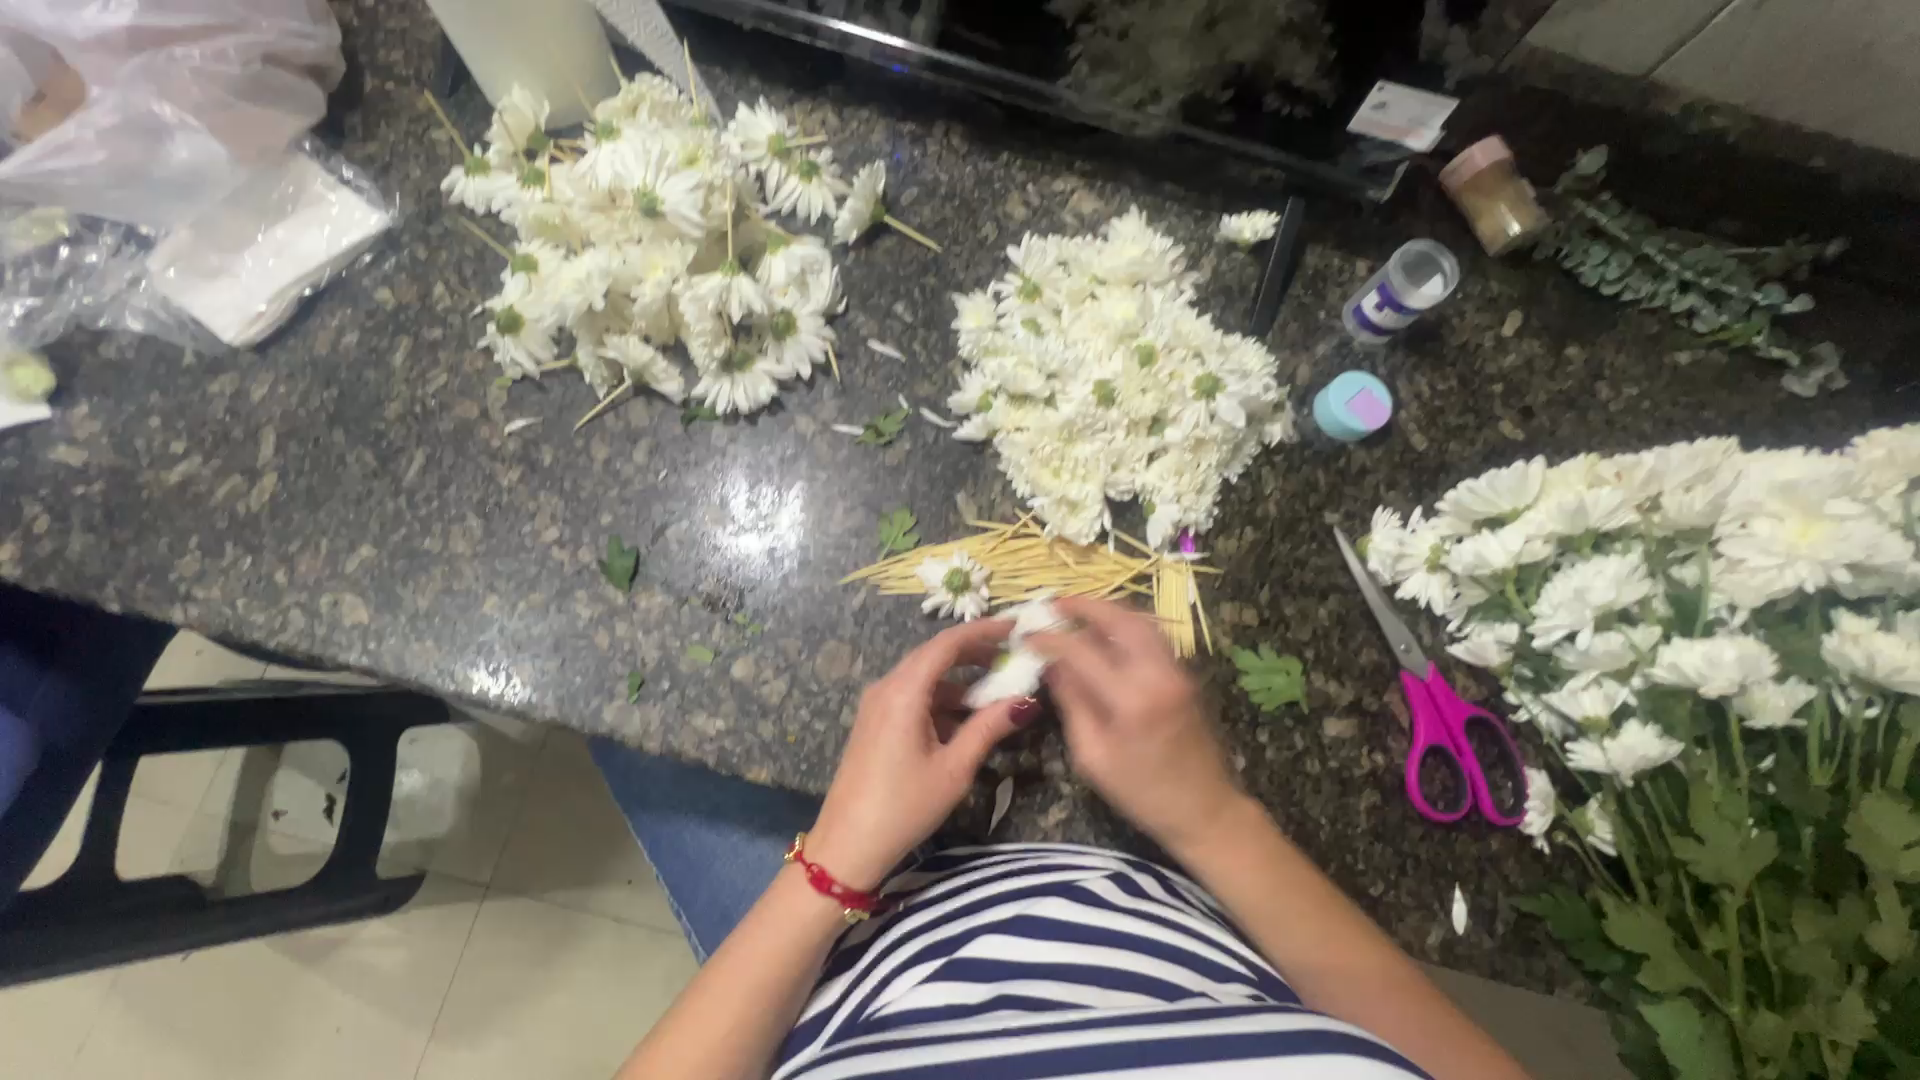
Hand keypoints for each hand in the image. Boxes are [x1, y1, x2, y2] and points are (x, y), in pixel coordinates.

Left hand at [805, 619, 1037, 889]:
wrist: (847, 845)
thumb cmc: (904, 806)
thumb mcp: (954, 768)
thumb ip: (988, 727)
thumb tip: (1025, 701)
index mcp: (904, 691)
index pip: (947, 644)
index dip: (983, 631)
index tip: (1015, 629)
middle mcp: (886, 687)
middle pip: (934, 656)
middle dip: (974, 653)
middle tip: (1012, 657)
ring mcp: (877, 705)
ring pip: (924, 678)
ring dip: (960, 681)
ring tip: (998, 692)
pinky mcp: (875, 723)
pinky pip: (913, 697)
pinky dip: (942, 700)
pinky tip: (967, 720)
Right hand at [1030, 597, 1245, 854]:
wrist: (1205, 809)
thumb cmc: (1142, 793)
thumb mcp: (1092, 757)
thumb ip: (1072, 703)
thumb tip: (1051, 664)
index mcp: (1131, 699)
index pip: (1081, 651)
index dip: (1050, 639)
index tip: (1026, 636)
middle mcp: (1158, 674)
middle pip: (1118, 620)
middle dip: (1083, 607)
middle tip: (1052, 605)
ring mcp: (1177, 670)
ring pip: (1140, 621)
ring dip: (1107, 610)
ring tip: (1077, 612)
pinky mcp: (1185, 675)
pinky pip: (1153, 635)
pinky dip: (1126, 624)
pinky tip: (1105, 632)